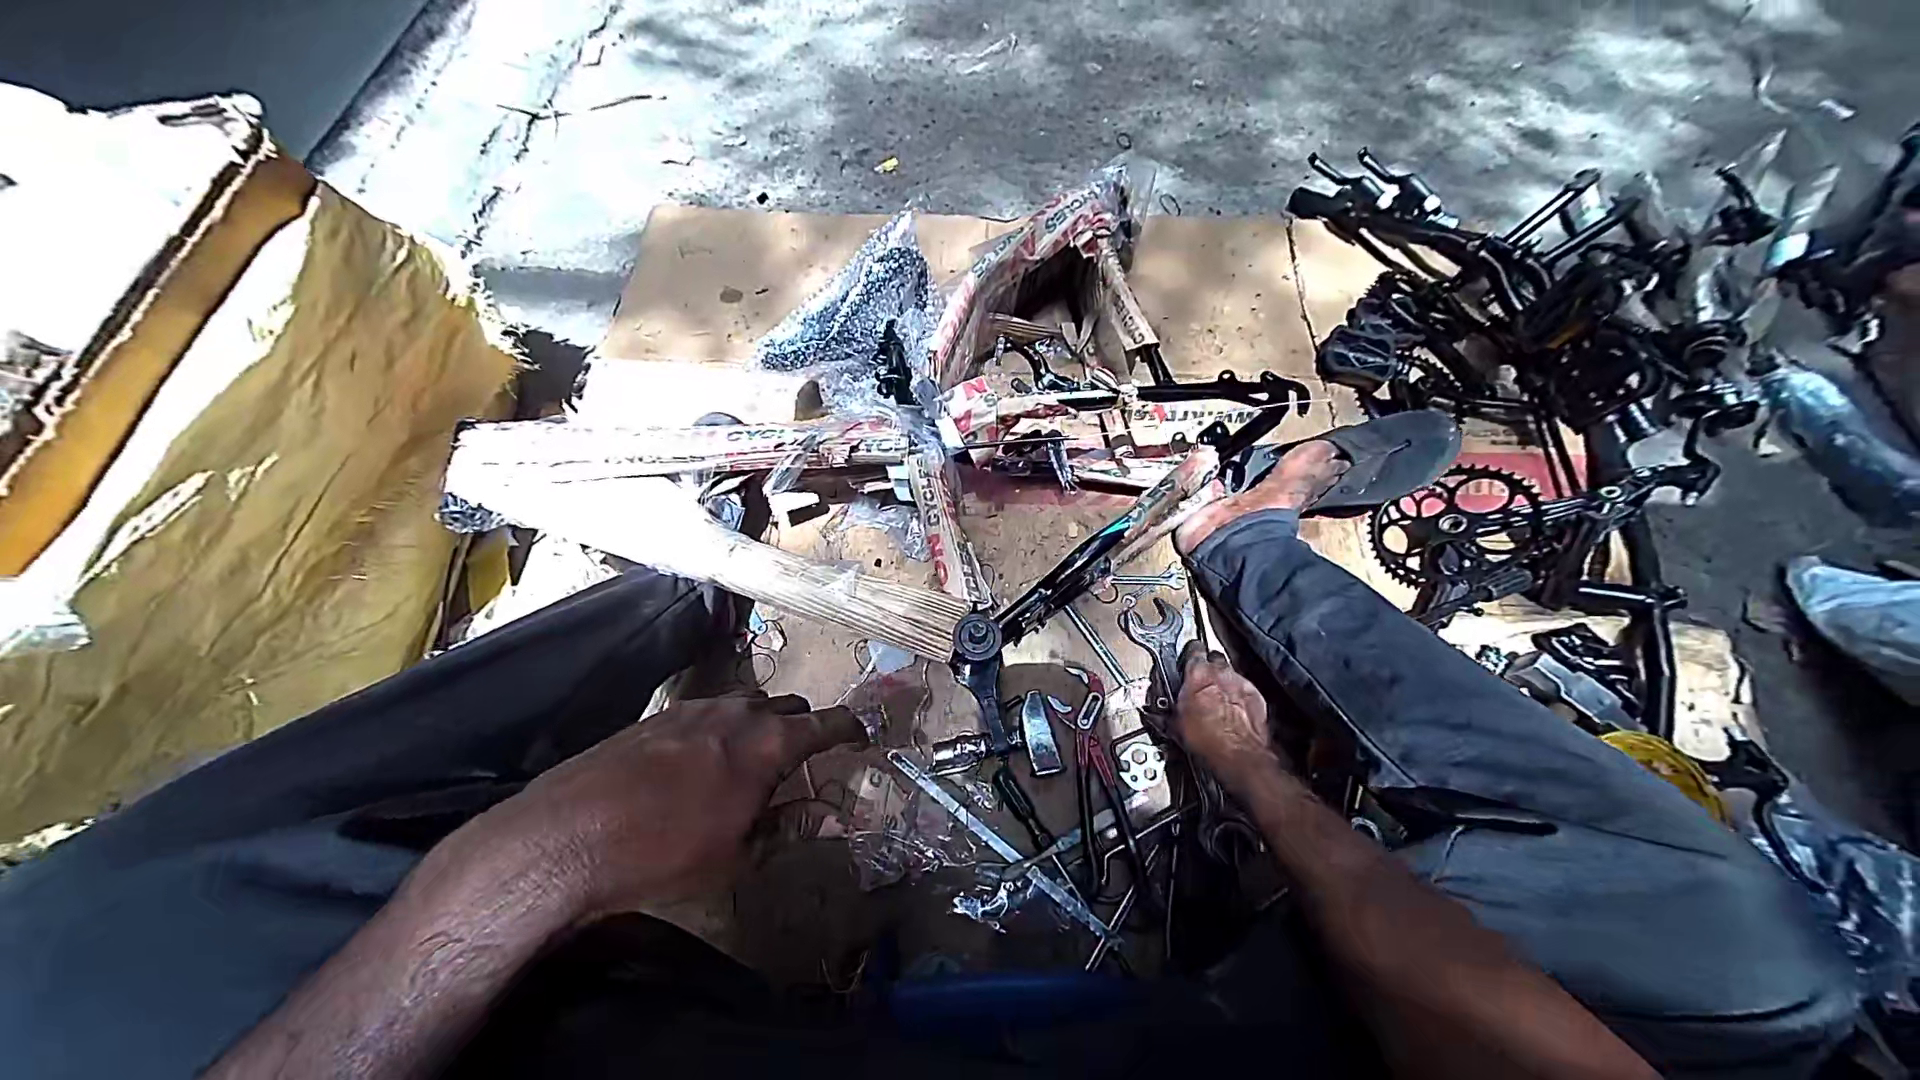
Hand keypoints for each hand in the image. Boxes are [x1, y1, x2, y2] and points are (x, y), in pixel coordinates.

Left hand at [440, 694, 865, 920]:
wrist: (565, 837)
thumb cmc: (665, 853)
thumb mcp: (739, 852)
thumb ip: (791, 824)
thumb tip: (834, 814)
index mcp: (769, 742)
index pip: (826, 723)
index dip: (850, 729)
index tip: (861, 736)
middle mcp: (739, 711)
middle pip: (789, 705)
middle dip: (803, 726)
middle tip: (800, 762)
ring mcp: (696, 707)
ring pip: (748, 703)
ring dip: (761, 724)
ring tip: (750, 761)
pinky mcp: (660, 713)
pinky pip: (710, 710)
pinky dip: (724, 727)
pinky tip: (701, 761)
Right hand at [1170, 642, 1283, 785]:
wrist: (1239, 757)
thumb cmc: (1208, 740)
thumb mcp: (1175, 725)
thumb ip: (1167, 710)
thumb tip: (1157, 714)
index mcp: (1198, 674)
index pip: (1193, 649)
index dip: (1189, 653)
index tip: (1186, 659)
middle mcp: (1221, 673)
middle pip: (1214, 658)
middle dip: (1207, 667)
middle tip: (1199, 682)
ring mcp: (1241, 683)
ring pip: (1230, 673)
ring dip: (1223, 682)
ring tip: (1216, 699)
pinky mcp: (1256, 697)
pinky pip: (1245, 689)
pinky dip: (1239, 696)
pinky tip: (1232, 710)